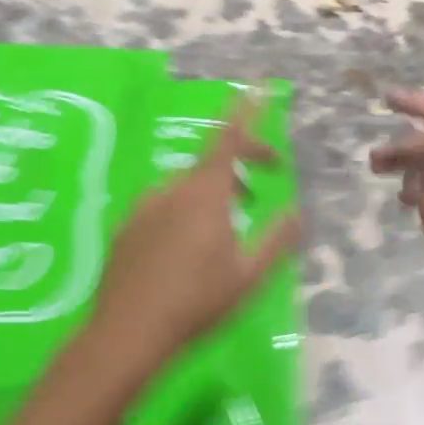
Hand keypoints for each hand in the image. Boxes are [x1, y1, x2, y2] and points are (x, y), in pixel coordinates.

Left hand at [91, 101, 300, 360]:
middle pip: (211, 163)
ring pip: (187, 186)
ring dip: (214, 193)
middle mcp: (172, 189)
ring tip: (228, 227)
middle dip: (241, 166)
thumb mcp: (250, 275)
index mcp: (205, 193)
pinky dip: (185, 212)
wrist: (125, 336)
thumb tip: (298, 213)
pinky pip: (164, 207)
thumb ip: (277, 239)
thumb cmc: (197, 302)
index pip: (230, 138)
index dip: (247, 112)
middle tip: (263, 185)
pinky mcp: (125, 229)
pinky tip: (188, 251)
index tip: (259, 88)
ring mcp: (144, 208)